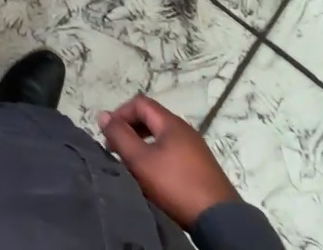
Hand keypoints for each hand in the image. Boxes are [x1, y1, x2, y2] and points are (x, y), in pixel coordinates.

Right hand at [98, 94, 238, 228]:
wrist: (219, 220)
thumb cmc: (175, 185)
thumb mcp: (140, 160)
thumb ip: (120, 135)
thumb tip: (103, 115)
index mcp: (171, 123)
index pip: (140, 103)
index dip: (120, 113)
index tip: (109, 135)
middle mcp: (185, 130)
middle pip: (151, 118)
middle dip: (130, 129)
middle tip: (116, 149)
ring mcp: (196, 149)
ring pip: (162, 137)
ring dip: (142, 144)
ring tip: (132, 164)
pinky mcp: (202, 168)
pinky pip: (173, 152)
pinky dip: (157, 156)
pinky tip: (153, 176)